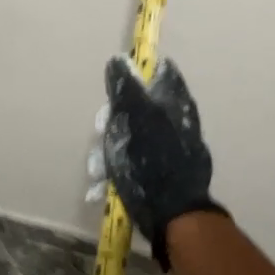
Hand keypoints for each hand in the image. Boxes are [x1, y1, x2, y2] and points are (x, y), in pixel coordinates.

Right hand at [101, 56, 224, 269]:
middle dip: (112, 125)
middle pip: (135, 108)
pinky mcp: (162, 172)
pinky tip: (102, 186)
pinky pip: (134, 162)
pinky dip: (117, 171)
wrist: (175, 214)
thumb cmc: (153, 162)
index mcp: (174, 102)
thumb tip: (119, 60)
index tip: (114, 96)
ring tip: (98, 173)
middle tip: (102, 137)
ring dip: (109, 153)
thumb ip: (127, 89)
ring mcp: (170, 147)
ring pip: (130, 137)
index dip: (131, 80)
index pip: (156, 75)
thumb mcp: (135, 119)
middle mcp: (175, 120)